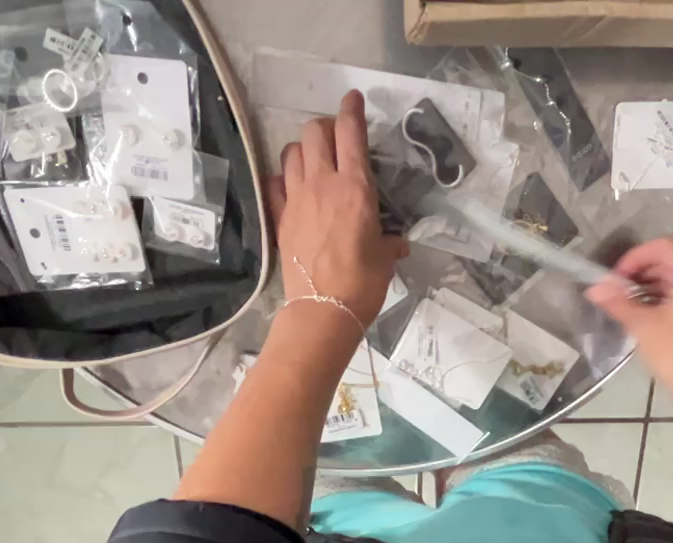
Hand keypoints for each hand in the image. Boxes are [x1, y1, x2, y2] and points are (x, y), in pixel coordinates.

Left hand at [267, 90, 407, 328]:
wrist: (323, 311)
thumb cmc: (362, 285)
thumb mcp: (385, 260)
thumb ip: (389, 243)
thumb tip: (397, 242)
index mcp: (355, 188)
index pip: (350, 132)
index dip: (351, 110)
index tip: (354, 100)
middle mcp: (322, 184)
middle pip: (314, 132)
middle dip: (324, 128)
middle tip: (335, 140)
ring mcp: (297, 200)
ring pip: (291, 152)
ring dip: (303, 150)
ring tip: (313, 162)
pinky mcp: (280, 218)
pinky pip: (276, 183)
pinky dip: (283, 178)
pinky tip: (292, 187)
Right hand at [586, 237, 672, 398]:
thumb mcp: (642, 325)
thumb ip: (617, 302)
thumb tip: (594, 288)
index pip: (662, 246)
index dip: (634, 258)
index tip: (615, 280)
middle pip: (670, 260)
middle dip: (640, 273)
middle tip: (617, 292)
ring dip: (649, 287)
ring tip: (626, 305)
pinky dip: (663, 298)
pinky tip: (644, 315)